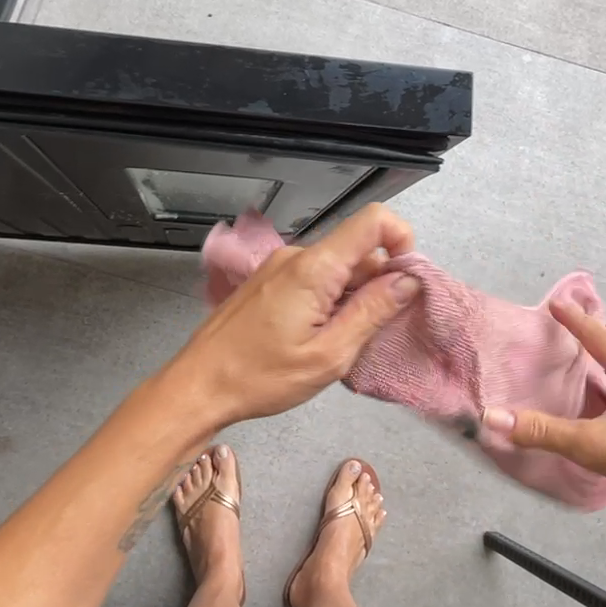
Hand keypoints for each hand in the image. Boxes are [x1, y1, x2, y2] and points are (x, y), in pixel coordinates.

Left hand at [170, 203, 420, 423]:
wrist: (198, 386)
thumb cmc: (257, 377)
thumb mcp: (328, 355)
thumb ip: (372, 312)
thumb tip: (408, 281)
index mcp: (314, 267)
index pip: (374, 221)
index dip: (402, 241)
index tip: (407, 282)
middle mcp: (297, 256)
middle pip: (359, 249)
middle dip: (379, 284)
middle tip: (375, 331)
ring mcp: (281, 267)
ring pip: (339, 268)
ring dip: (354, 298)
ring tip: (341, 342)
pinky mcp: (272, 281)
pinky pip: (317, 279)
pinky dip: (332, 302)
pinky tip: (320, 338)